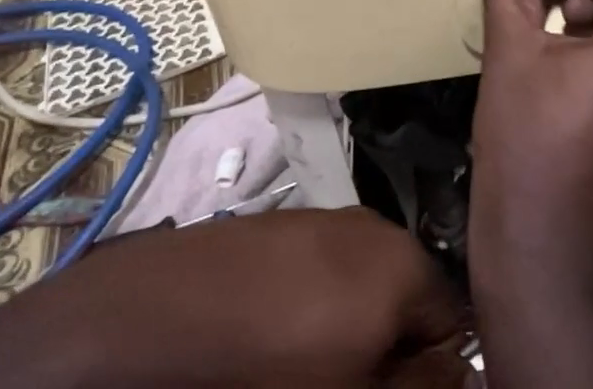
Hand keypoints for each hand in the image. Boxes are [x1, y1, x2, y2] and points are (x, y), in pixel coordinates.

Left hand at [0, 208, 470, 388]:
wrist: (132, 332)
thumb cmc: (262, 373)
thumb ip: (424, 385)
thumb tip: (459, 371)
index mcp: (404, 262)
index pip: (455, 319)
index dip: (431, 369)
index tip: (389, 388)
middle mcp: (369, 226)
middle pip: (405, 296)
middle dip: (384, 342)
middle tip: (339, 377)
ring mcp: (311, 221)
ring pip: (354, 282)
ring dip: (341, 324)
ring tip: (294, 360)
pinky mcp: (262, 226)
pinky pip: (306, 270)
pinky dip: (299, 305)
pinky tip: (256, 339)